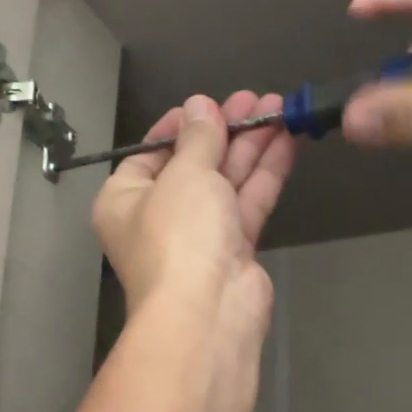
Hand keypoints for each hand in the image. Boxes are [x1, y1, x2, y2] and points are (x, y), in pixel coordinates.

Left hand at [92, 92, 294, 329]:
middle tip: (257, 99)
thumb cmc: (178, 236)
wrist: (207, 312)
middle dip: (226, 131)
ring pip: (225, 183)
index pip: (150, 153)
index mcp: (124, 200)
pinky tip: (287, 142)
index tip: (210, 103)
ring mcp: (197, 237)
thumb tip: (200, 106)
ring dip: (251, 147)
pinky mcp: (232, 251)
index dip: (181, 126)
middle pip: (193, 165)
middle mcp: (157, 218)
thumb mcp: (183, 175)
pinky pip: (247, 204)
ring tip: (280, 109)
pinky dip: (265, 175)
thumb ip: (198, 138)